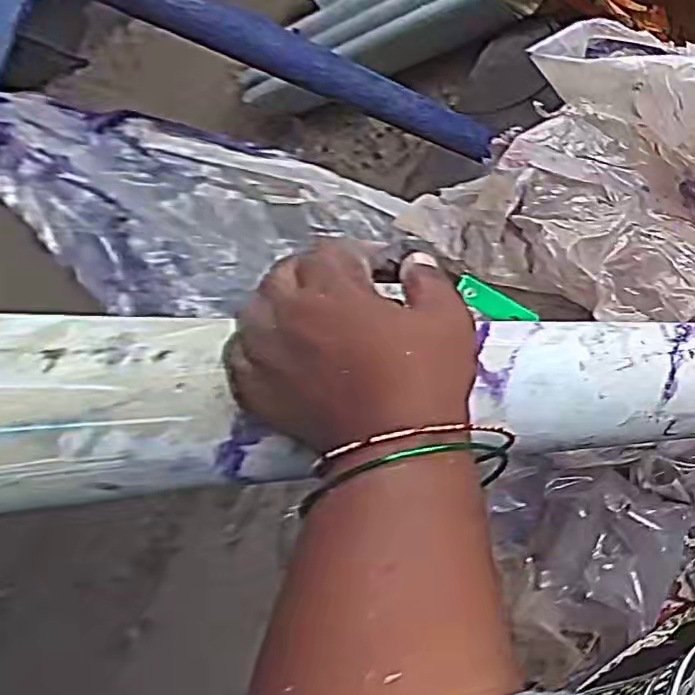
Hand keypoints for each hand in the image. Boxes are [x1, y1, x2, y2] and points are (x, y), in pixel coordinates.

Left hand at [226, 243, 476, 453]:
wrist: (398, 442)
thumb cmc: (427, 375)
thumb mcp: (448, 318)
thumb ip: (428, 280)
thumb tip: (413, 263)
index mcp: (331, 290)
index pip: (333, 252)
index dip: (364, 256)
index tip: (388, 273)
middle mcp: (283, 312)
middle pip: (286, 274)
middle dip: (319, 274)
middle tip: (354, 291)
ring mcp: (259, 351)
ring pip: (258, 309)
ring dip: (288, 305)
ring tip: (321, 320)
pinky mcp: (251, 387)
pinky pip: (245, 350)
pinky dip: (267, 342)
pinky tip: (294, 352)